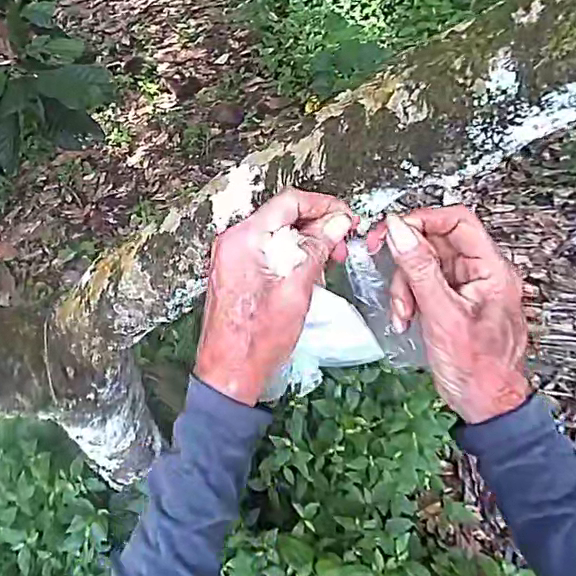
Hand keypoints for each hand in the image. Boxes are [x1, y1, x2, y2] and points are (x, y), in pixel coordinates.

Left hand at [195, 188, 355, 404]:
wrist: (229, 373)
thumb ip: (316, 249)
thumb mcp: (296, 289)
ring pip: (276, 232)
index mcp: (243, 239)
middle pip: (281, 214)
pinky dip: (290, 253)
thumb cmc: (256, 340)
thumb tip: (337, 223)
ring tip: (329, 258)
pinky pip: (266, 248)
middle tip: (342, 240)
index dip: (324, 205)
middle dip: (317, 224)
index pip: (288, 202)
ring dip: (305, 240)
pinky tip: (308, 269)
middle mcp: (231, 241)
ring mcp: (230, 256)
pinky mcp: (234, 270)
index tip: (346, 217)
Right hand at [370, 206, 531, 423]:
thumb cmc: (480, 370)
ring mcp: (466, 289)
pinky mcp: (452, 303)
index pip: (457, 221)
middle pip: (435, 242)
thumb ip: (420, 270)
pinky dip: (409, 299)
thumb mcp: (444, 315)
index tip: (393, 230)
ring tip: (402, 311)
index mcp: (491, 270)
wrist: (487, 407)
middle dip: (406, 260)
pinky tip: (406, 317)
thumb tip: (400, 230)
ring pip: (424, 265)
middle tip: (384, 261)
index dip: (422, 220)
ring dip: (404, 285)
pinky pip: (424, 286)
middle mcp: (481, 274)